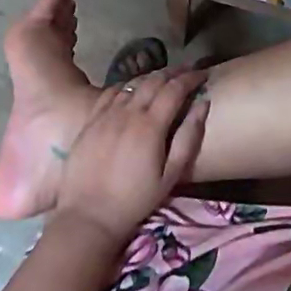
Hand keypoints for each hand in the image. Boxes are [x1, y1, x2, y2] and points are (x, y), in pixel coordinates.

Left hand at [51, 68, 209, 243]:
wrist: (87, 218)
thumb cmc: (134, 201)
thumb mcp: (170, 176)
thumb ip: (188, 138)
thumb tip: (203, 104)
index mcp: (151, 125)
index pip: (175, 88)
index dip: (191, 78)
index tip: (203, 75)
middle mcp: (128, 113)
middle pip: (155, 80)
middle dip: (174, 72)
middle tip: (187, 72)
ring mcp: (107, 115)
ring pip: (133, 83)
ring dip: (152, 77)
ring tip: (163, 80)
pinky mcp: (90, 121)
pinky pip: (110, 92)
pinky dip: (127, 86)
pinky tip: (132, 90)